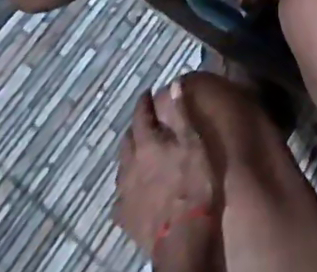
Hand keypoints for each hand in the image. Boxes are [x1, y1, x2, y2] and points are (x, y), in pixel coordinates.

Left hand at [115, 81, 225, 261]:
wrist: (183, 235)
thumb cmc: (194, 183)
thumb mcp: (195, 142)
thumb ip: (183, 113)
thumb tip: (175, 82)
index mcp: (148, 144)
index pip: (141, 116)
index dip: (144, 103)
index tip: (147, 93)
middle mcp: (130, 165)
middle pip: (127, 140)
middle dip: (136, 128)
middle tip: (147, 121)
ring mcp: (124, 192)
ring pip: (122, 166)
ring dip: (131, 155)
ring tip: (142, 152)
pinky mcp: (124, 215)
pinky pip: (122, 193)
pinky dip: (129, 184)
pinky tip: (136, 189)